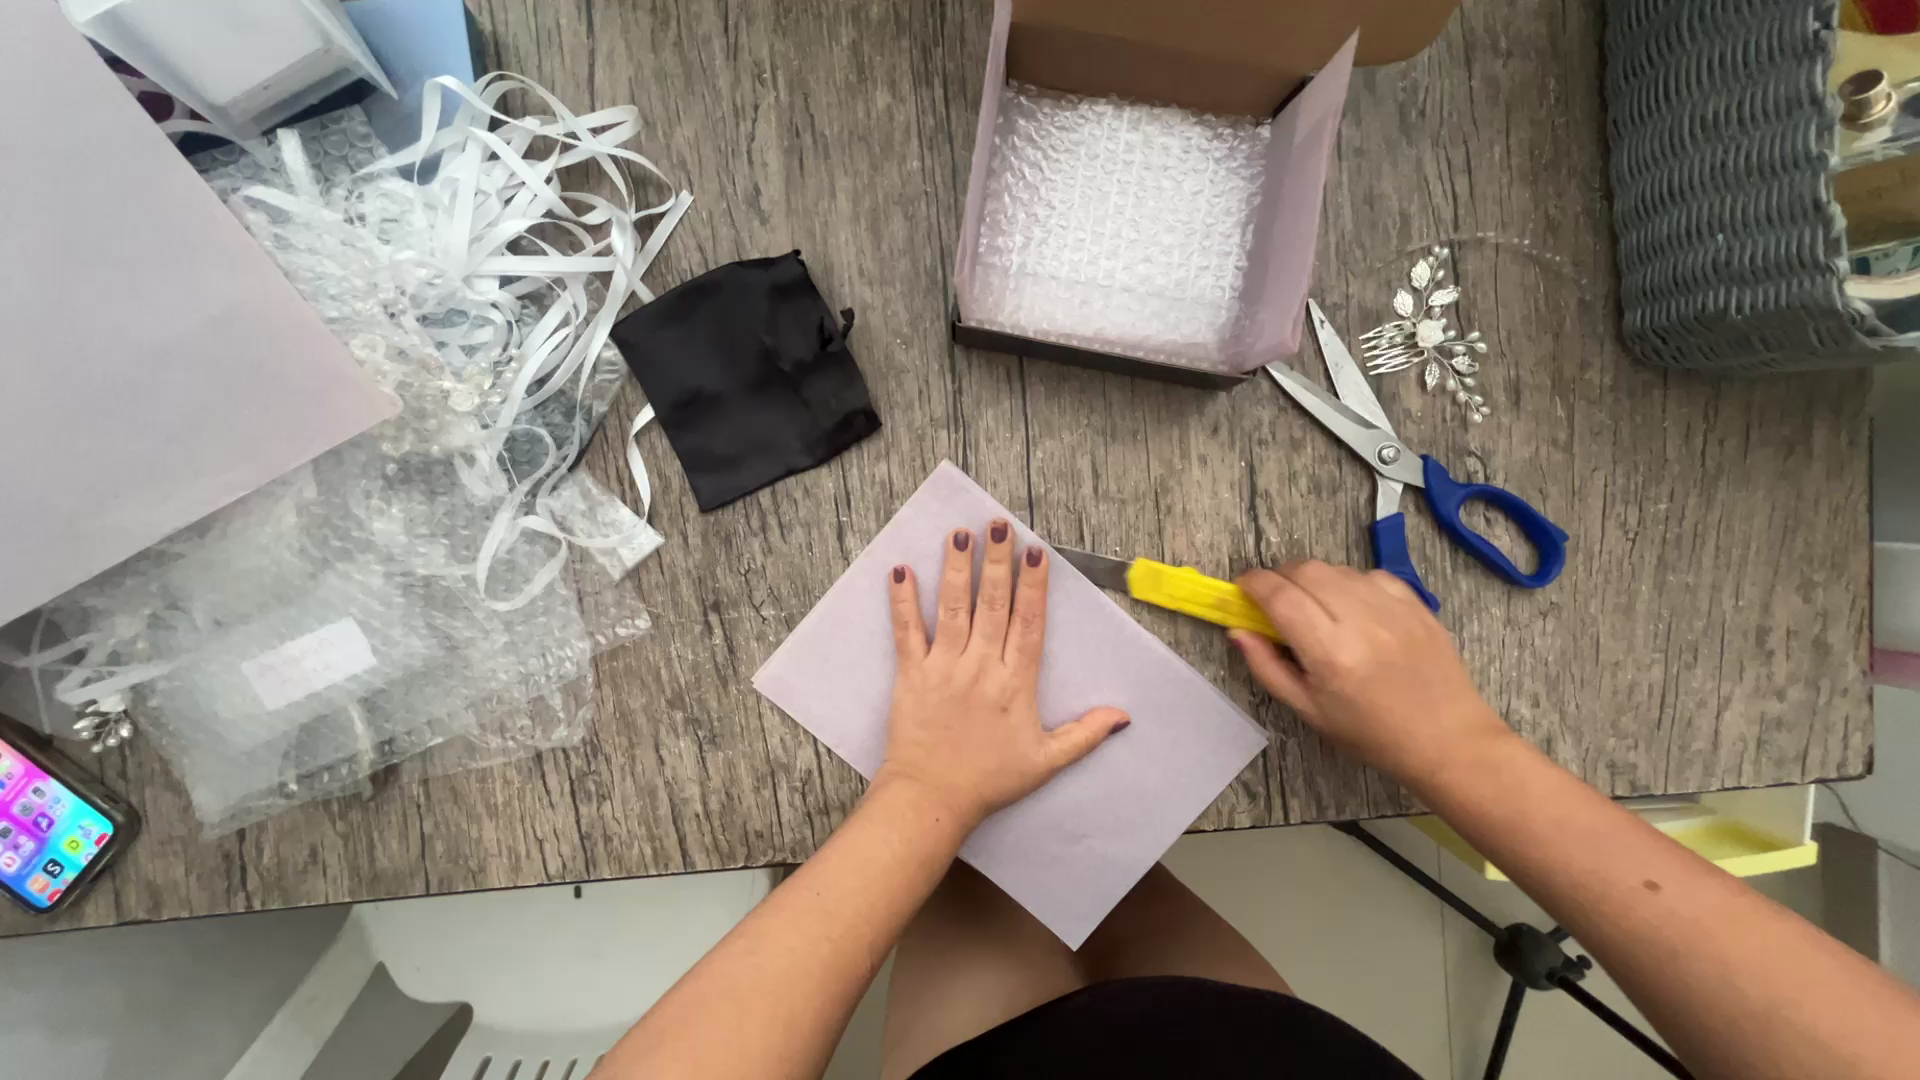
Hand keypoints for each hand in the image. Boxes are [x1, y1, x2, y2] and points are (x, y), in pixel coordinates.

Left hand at [873, 521, 1130, 830]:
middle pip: (993, 605)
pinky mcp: (912, 674)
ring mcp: (944, 668)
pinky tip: (901, 569)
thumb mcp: (1046, 762)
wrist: (932, 800)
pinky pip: (907, 631)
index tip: (1036, 551)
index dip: (1034, 585)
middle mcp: (981, 667)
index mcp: (1016, 684)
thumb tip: (1123, 716)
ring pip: (953, 609)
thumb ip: (1085, 734)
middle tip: (1000, 525)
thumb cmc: (990, 781)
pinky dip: (903, 600)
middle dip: (998, 561)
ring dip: (956, 568)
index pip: (1029, 623)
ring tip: (960, 533)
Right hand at [1228, 561, 1513, 786]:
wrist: (1450, 741)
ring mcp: (1394, 609)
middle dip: (1280, 576)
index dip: (1253, 584)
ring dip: (1313, 578)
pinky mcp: (1417, 605)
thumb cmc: (1371, 733)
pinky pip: (1370, 575)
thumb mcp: (1307, 710)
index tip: (1242, 587)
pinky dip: (1349, 582)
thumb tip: (1238, 630)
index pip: (1280, 596)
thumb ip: (1266, 667)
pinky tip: (1350, 607)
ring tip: (1313, 605)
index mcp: (1331, 653)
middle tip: (1273, 598)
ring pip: (1337, 569)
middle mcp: (1362, 621)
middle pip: (1306, 571)